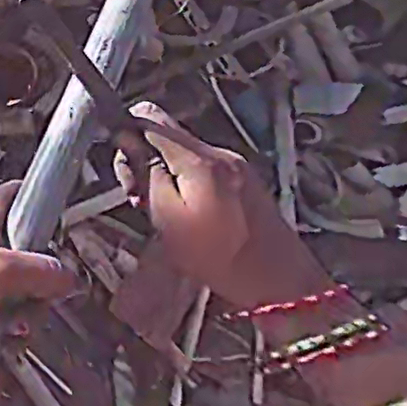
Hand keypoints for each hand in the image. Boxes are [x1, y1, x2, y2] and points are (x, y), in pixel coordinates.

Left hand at [0, 181, 78, 345]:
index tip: (62, 223)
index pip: (17, 193)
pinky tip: (7, 336)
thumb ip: (43, 270)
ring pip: (27, 287)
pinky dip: (14, 326)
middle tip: (39, 294)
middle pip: (34, 251)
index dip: (40, 200)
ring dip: (29, 310)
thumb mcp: (2, 269)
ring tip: (15, 322)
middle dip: (44, 279)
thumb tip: (72, 278)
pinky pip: (13, 312)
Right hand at [112, 102, 331, 309]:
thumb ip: (144, 171)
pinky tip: (181, 207)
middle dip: (140, 156)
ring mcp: (234, 164)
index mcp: (201, 160)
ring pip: (177, 148)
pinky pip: (197, 163)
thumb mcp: (166, 216)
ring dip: (160, 170)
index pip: (149, 117)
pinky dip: (180, 178)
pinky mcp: (241, 178)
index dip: (126, 132)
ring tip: (159, 205)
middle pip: (162, 132)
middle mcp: (220, 154)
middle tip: (138, 191)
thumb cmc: (222, 259)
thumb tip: (128, 141)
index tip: (123, 159)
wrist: (283, 288)